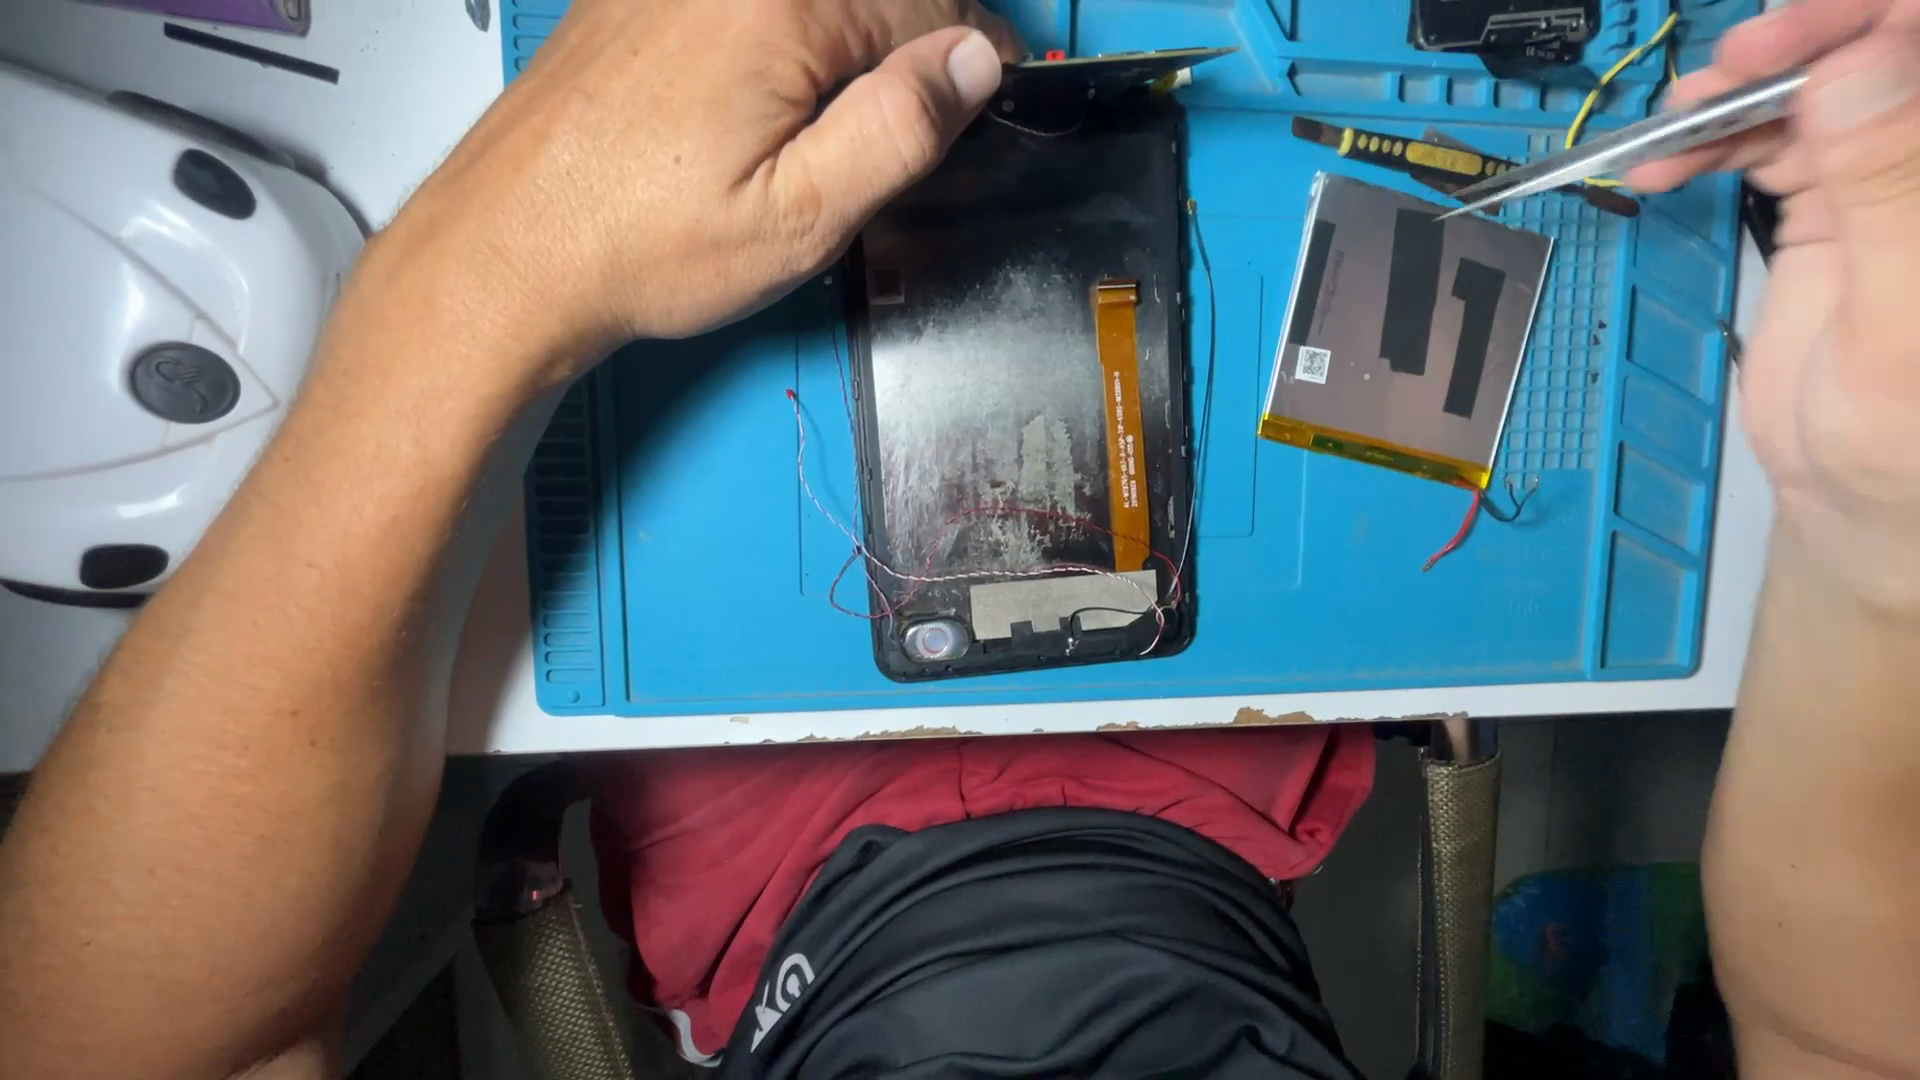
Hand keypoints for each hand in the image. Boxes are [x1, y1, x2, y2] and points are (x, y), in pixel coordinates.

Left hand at [372, 0, 1021, 381]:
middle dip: (921, 40)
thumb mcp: (802, 217)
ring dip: (864, 37)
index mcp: (781, 7)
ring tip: (869, 116)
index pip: (929, 6)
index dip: (977, 55)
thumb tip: (974, 62)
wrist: (515, 250)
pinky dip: (804, 36)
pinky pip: (759, 2)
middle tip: (938, 116)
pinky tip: (795, 93)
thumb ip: (897, 131)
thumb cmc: (654, 248)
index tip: (1001, 94)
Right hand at [1627, 1, 1919, 610]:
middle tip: (1711, 82)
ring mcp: (1896, 171)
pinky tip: (1664, 169)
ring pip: (1824, 90)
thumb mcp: (1901, 313)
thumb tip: (1856, 63)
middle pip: (1887, 52)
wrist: (1862, 486)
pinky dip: (1712, 149)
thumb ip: (1891, 185)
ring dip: (1737, 102)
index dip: (1876, 17)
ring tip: (1665, 137)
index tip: (1780, 44)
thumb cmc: (1907, 426)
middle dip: (1801, 48)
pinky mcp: (1839, 204)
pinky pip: (1774, 146)